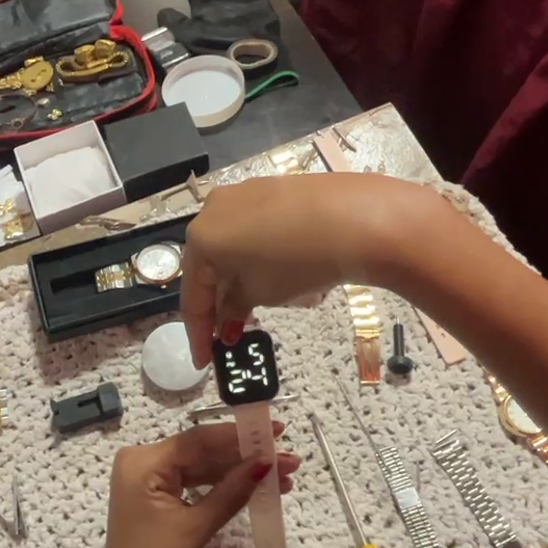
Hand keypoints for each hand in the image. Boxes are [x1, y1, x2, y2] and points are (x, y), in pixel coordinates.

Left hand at [97, 423, 300, 547]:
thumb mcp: (197, 526)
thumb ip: (232, 490)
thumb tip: (266, 462)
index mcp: (143, 460)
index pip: (198, 439)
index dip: (239, 435)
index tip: (275, 431)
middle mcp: (142, 459)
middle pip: (202, 451)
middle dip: (245, 456)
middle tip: (287, 458)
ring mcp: (148, 476)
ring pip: (201, 466)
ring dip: (238, 471)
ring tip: (281, 476)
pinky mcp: (155, 492)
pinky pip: (193, 480)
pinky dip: (221, 484)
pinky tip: (254, 485)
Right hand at [182, 173, 443, 366]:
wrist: (355, 217)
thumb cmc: (297, 262)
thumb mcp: (261, 293)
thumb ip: (234, 307)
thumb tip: (227, 317)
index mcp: (200, 237)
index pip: (193, 295)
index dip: (198, 332)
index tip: (204, 360)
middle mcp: (214, 208)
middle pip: (210, 265)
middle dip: (220, 300)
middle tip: (232, 331)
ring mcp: (244, 193)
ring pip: (234, 245)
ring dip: (242, 277)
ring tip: (265, 303)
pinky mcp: (273, 188)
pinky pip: (256, 228)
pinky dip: (261, 254)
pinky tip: (282, 271)